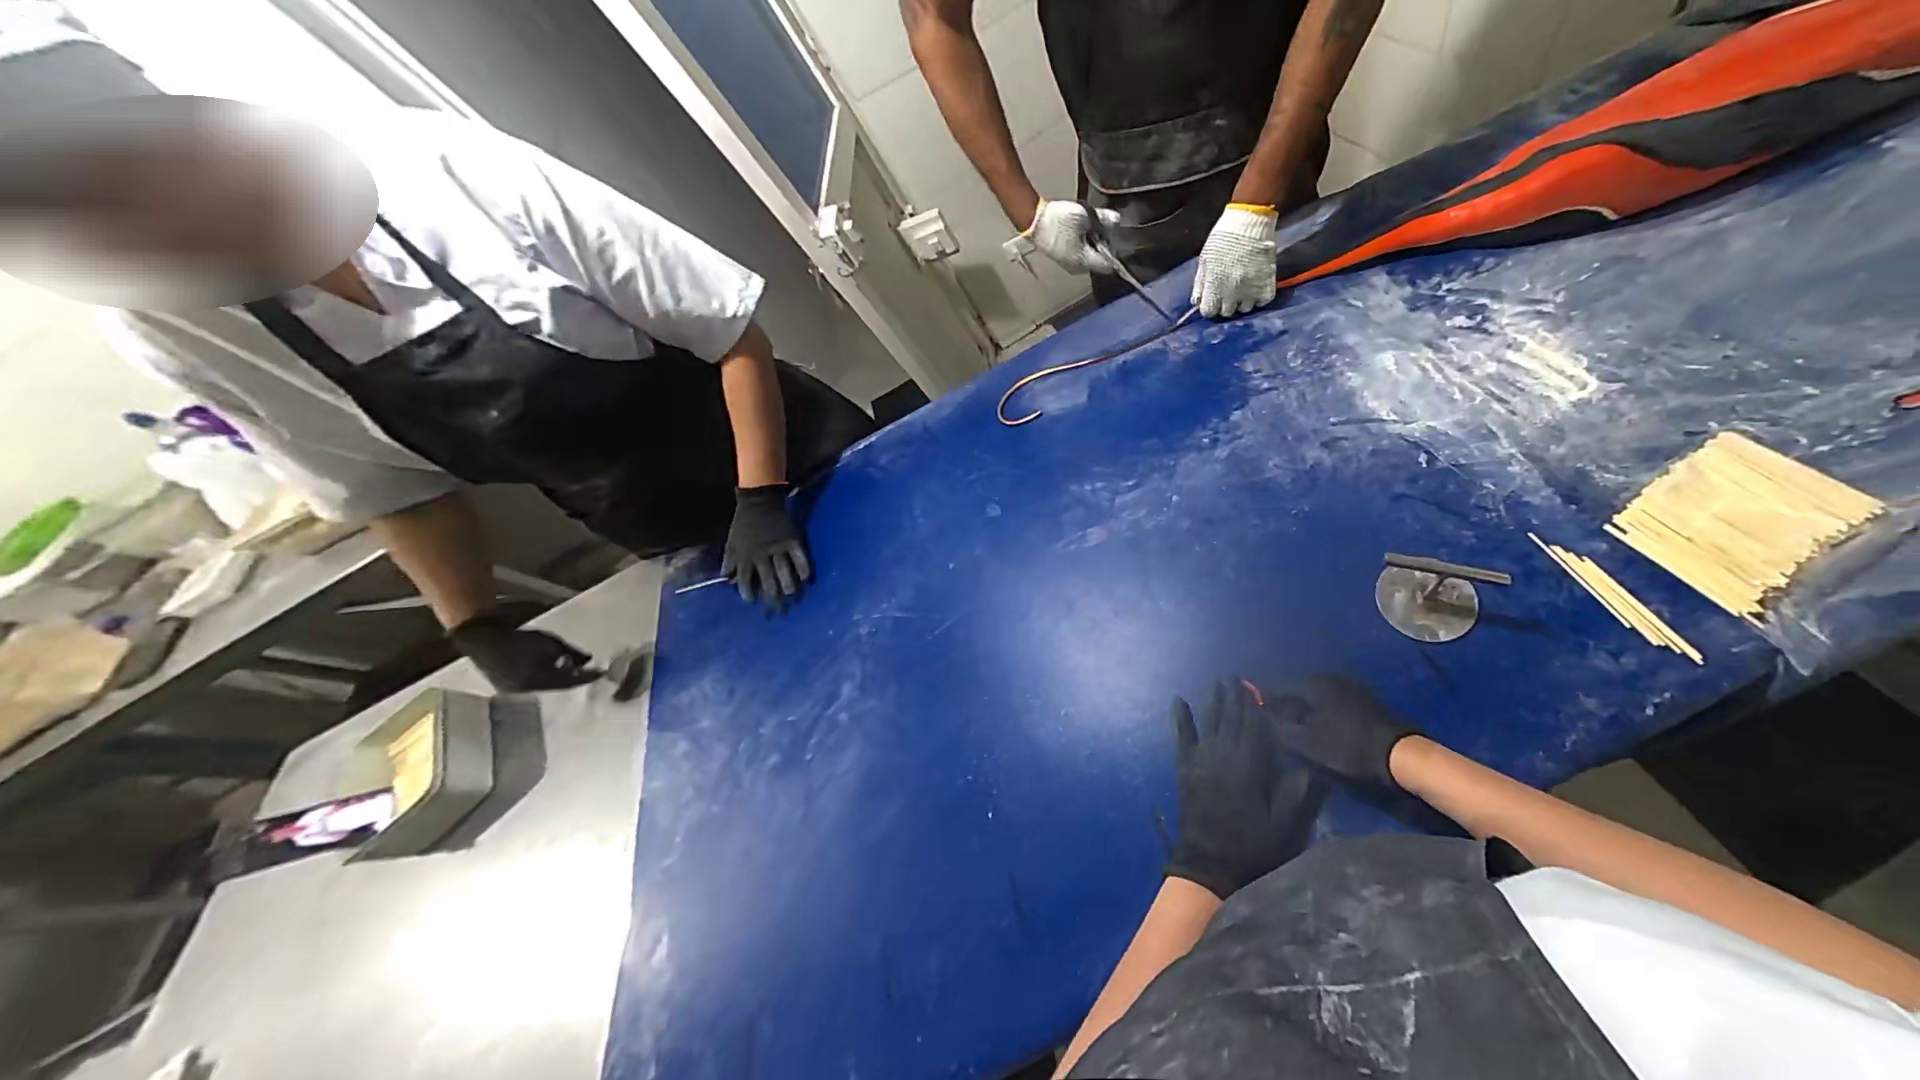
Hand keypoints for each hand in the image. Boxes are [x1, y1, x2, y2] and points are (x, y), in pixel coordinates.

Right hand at [449, 612, 598, 692]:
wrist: (481, 636)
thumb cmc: (517, 636)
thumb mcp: (548, 641)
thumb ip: (570, 653)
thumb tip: (589, 660)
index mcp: (536, 678)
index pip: (569, 682)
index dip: (587, 677)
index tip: (602, 672)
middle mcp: (525, 690)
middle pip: (558, 687)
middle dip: (574, 679)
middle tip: (590, 672)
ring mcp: (514, 691)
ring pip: (545, 687)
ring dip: (560, 680)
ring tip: (574, 670)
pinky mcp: (507, 688)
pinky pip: (533, 686)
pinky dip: (546, 679)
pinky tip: (553, 671)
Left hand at [723, 484, 810, 612]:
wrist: (759, 501)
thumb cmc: (744, 524)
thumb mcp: (731, 542)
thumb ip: (729, 562)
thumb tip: (726, 580)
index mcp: (744, 556)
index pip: (745, 580)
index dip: (748, 594)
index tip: (753, 602)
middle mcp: (760, 554)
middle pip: (767, 580)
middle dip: (772, 596)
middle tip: (778, 608)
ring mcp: (777, 547)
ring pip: (784, 571)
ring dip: (788, 585)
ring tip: (792, 595)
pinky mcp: (792, 540)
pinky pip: (799, 558)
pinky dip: (803, 569)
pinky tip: (806, 579)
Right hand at [1026, 198, 1121, 274]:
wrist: (1034, 221)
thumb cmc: (1060, 221)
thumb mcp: (1085, 216)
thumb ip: (1104, 220)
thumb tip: (1118, 221)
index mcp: (1085, 262)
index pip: (1109, 265)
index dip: (1114, 251)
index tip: (1114, 236)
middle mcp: (1078, 269)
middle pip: (1099, 262)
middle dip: (1103, 246)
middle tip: (1101, 228)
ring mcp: (1069, 266)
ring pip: (1090, 259)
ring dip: (1093, 245)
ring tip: (1089, 228)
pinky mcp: (1063, 260)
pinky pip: (1080, 256)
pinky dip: (1084, 246)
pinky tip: (1080, 232)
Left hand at [1166, 679, 1324, 898]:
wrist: (1209, 864)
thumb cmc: (1252, 846)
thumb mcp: (1286, 825)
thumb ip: (1299, 793)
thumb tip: (1313, 766)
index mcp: (1249, 767)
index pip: (1254, 728)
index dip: (1254, 707)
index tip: (1256, 688)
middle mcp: (1223, 756)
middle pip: (1230, 720)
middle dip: (1233, 698)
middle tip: (1234, 677)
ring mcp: (1201, 760)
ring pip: (1209, 723)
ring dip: (1213, 702)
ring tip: (1217, 682)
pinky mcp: (1185, 769)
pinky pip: (1183, 737)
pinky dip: (1181, 718)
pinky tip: (1178, 701)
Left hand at [1191, 203, 1279, 317]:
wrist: (1249, 224)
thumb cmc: (1222, 240)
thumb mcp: (1204, 261)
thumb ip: (1200, 284)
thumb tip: (1196, 302)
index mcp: (1213, 289)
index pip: (1208, 312)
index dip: (1210, 306)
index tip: (1213, 299)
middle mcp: (1230, 295)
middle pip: (1226, 313)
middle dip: (1226, 304)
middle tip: (1229, 292)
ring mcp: (1250, 292)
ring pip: (1245, 309)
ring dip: (1243, 301)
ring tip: (1244, 288)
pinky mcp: (1266, 286)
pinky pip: (1263, 302)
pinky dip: (1260, 297)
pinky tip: (1257, 287)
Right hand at [1262, 674, 1418, 792]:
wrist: (1400, 756)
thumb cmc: (1347, 746)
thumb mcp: (1305, 742)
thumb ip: (1279, 727)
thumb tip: (1264, 715)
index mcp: (1314, 684)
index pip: (1277, 686)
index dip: (1261, 697)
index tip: (1250, 706)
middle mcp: (1331, 679)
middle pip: (1296, 690)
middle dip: (1283, 705)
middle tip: (1272, 722)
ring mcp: (1350, 688)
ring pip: (1314, 697)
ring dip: (1302, 710)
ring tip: (1293, 727)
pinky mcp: (1363, 701)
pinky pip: (1329, 703)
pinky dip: (1319, 712)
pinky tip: (1316, 727)